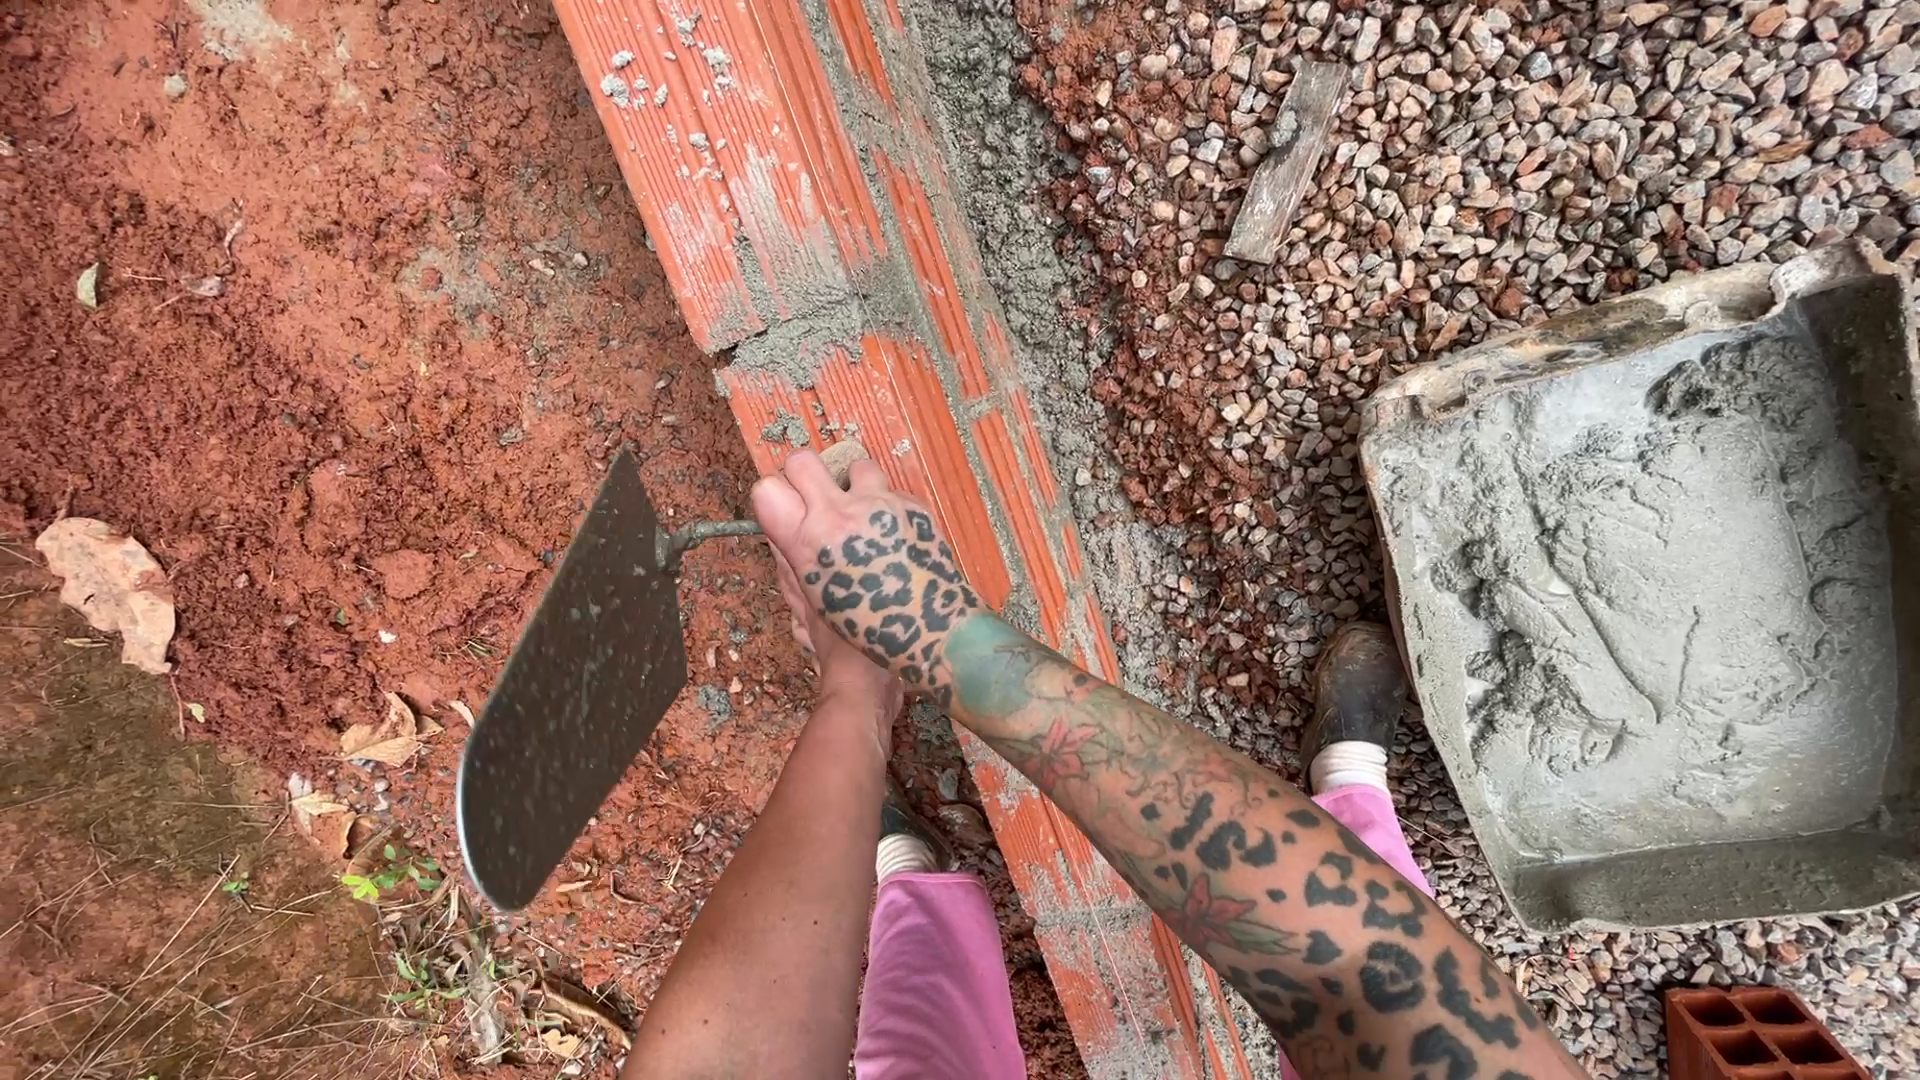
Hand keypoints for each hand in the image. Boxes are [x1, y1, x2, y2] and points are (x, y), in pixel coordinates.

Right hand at [751, 451, 985, 704]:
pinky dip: (889, 506)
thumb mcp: (815, 596)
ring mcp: (877, 504)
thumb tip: (784, 526)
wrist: (928, 628)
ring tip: (865, 511)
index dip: (777, 493)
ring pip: (856, 465)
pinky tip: (895, 533)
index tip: (788, 503)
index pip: (767, 489)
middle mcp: (839, 515)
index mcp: (807, 542)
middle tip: (818, 494)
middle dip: (805, 473)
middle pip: (802, 461)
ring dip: (855, 483)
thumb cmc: (867, 624)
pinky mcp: (910, 504)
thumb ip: (795, 556)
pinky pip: (891, 491)